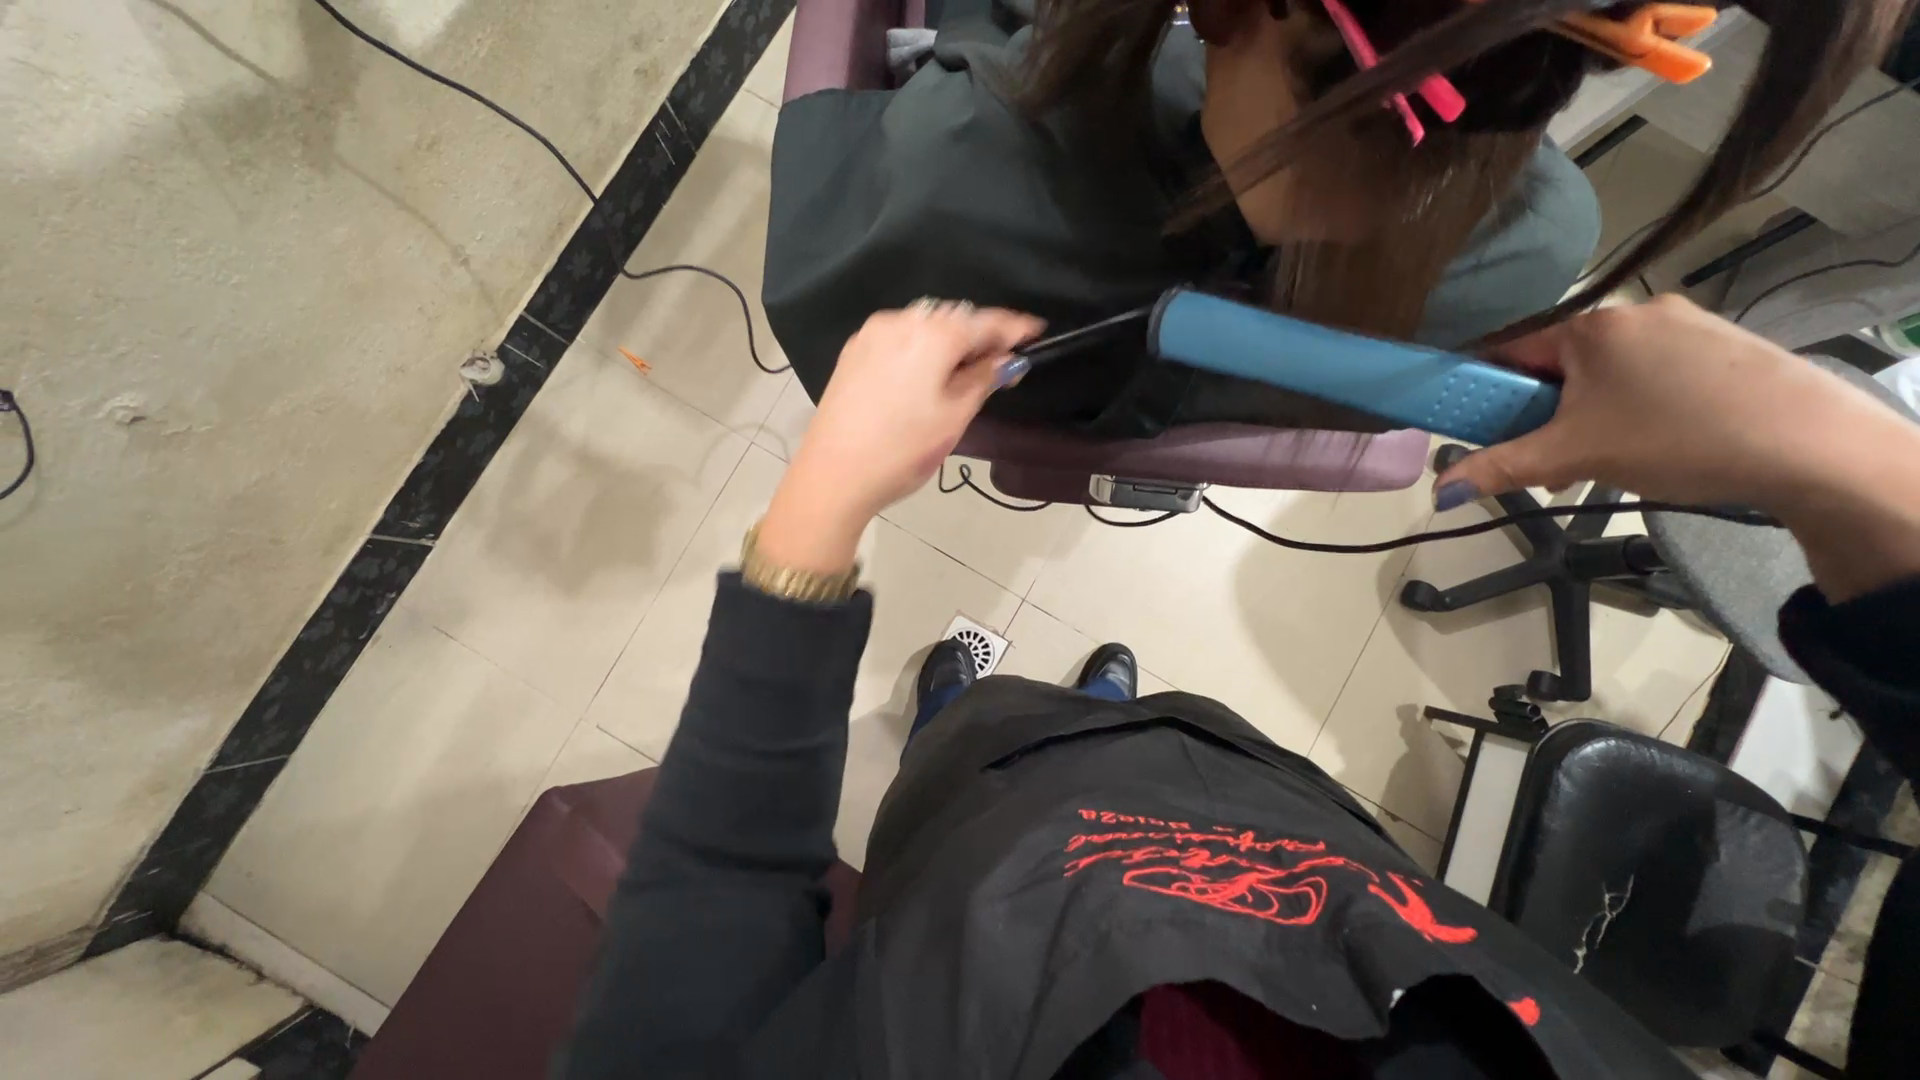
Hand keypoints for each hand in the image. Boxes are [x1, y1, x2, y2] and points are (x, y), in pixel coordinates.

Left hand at [757, 303, 1044, 574]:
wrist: (832, 475)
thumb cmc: (901, 450)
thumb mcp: (954, 417)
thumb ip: (983, 379)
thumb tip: (1006, 360)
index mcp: (932, 334)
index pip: (984, 321)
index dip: (1014, 327)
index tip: (1036, 331)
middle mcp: (900, 321)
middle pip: (953, 318)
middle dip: (979, 334)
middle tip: (1002, 361)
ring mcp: (871, 335)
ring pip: (924, 325)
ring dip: (950, 340)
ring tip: (967, 368)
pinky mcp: (854, 352)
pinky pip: (900, 337)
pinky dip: (922, 346)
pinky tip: (928, 370)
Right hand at [1436, 295, 1919, 600]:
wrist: (1813, 447)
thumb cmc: (1675, 438)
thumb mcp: (1573, 457)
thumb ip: (1499, 468)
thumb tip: (1439, 491)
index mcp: (1591, 327)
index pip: (1509, 351)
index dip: (1488, 391)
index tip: (1484, 427)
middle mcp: (1635, 313)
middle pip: (1558, 365)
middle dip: (1544, 412)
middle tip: (1550, 457)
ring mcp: (1687, 324)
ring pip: (1607, 372)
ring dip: (1588, 413)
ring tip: (1606, 458)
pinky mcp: (1724, 346)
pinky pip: (1652, 373)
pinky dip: (1635, 405)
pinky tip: (1654, 441)